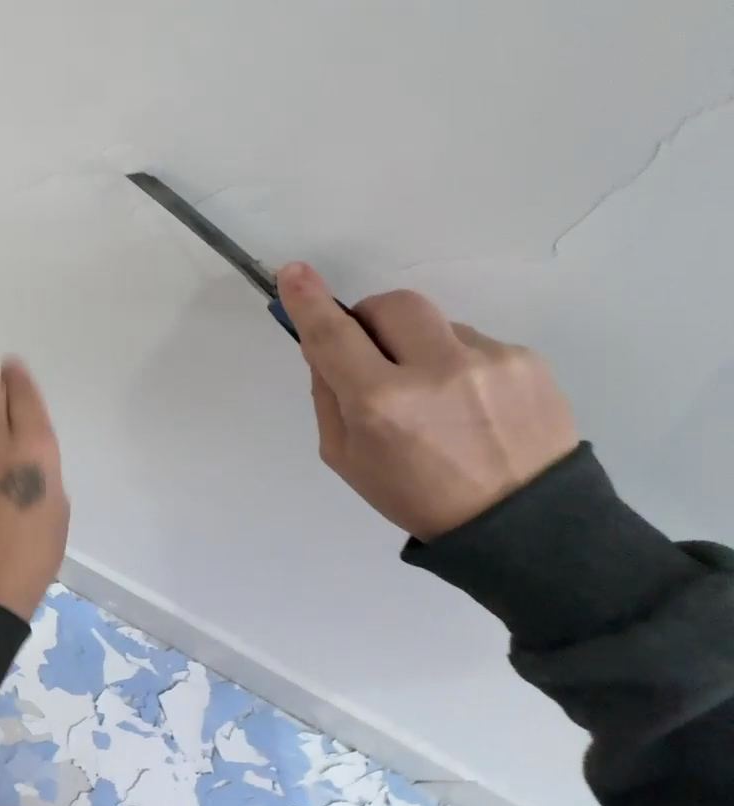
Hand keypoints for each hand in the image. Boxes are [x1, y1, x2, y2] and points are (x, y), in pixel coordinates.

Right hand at [276, 263, 579, 540]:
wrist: (518, 518)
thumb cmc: (411, 492)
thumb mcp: (345, 455)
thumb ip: (330, 396)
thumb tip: (326, 348)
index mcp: (380, 403)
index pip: (334, 336)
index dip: (309, 301)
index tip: (293, 273)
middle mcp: (435, 370)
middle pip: (392, 305)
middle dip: (370, 317)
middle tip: (368, 351)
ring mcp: (489, 360)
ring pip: (434, 325)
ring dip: (417, 348)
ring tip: (432, 399)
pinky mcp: (526, 359)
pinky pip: (472, 343)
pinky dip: (456, 363)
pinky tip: (467, 404)